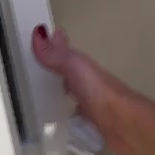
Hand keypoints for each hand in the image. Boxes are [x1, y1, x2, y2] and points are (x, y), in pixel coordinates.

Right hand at [31, 25, 138, 154]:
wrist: (121, 123)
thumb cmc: (98, 90)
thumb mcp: (74, 67)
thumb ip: (55, 54)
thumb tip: (38, 31)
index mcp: (82, 64)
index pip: (66, 48)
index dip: (55, 40)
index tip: (40, 35)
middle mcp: (86, 79)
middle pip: (67, 68)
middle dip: (53, 64)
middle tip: (33, 64)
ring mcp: (88, 100)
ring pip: (70, 89)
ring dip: (58, 87)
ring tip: (38, 89)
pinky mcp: (89, 120)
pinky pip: (72, 111)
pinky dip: (63, 110)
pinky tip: (55, 115)